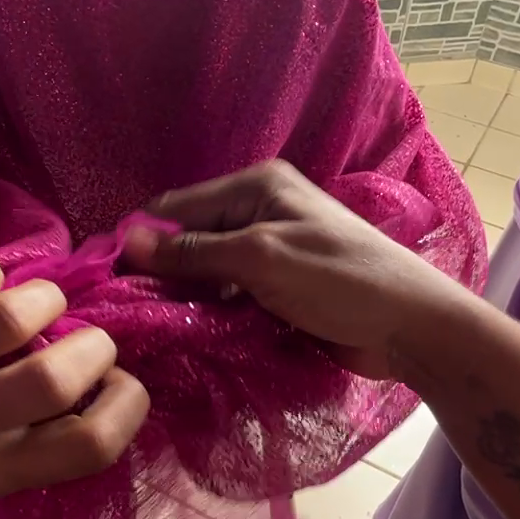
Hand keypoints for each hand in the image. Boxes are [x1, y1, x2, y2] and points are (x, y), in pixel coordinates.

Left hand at [0, 253, 149, 507]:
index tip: (117, 382)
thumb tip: (110, 365)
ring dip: (45, 301)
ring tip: (38, 307)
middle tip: (82, 338)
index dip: (126, 405)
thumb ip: (53, 431)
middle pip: (53, 379)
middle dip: (91, 345)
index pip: (88, 446)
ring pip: (9, 316)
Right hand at [122, 161, 471, 378]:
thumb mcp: (261, 259)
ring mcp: (270, 250)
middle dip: (164, 271)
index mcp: (256, 186)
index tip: (108, 281)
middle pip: (190, 239)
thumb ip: (193, 251)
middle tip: (132, 313)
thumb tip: (127, 241)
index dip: (142, 241)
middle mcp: (259, 210)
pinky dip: (212, 310)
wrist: (411, 327)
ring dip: (187, 296)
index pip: (177, 207)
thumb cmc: (340, 280)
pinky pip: (229, 293)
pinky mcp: (278, 286)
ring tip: (158, 327)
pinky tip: (193, 332)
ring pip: (207, 270)